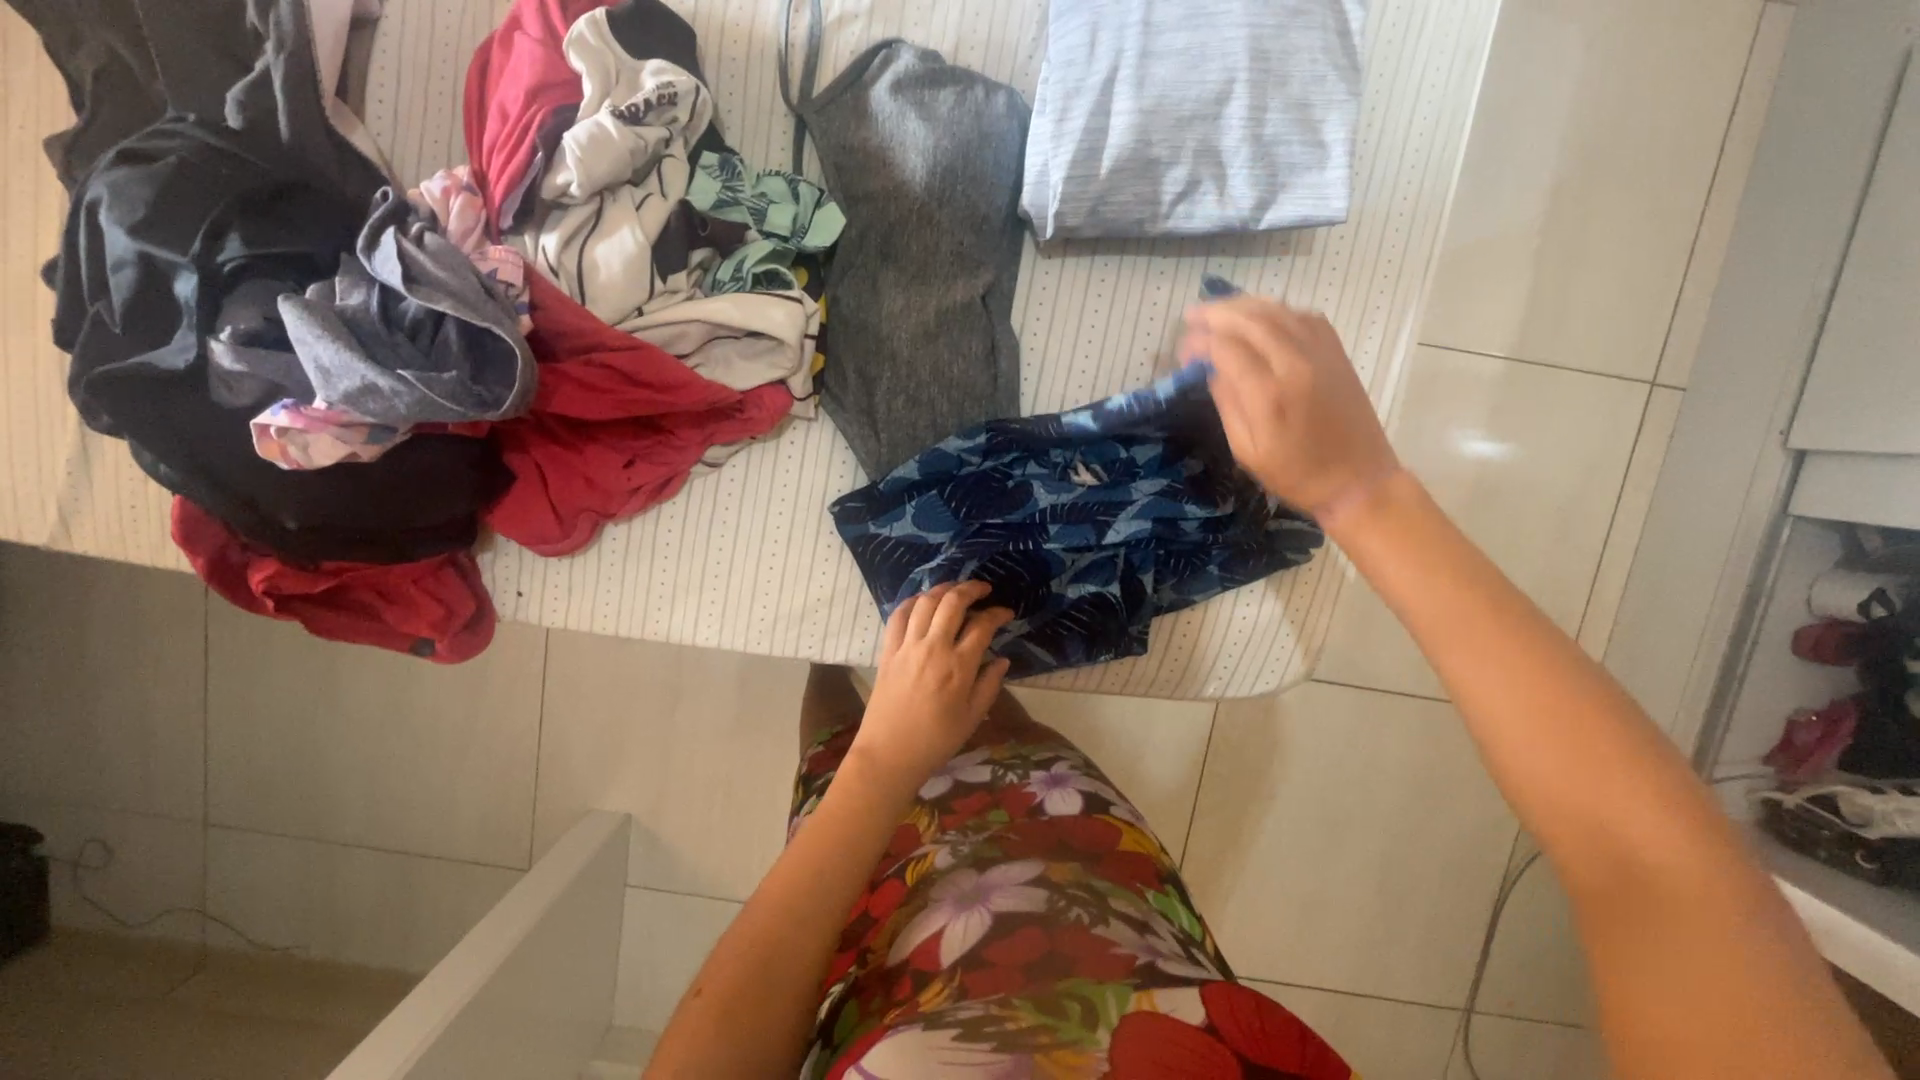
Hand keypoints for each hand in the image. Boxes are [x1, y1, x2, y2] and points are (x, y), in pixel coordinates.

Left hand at [853, 582, 1013, 787]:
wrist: (889, 754)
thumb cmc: (936, 741)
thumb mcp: (972, 717)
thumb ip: (989, 685)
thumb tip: (1002, 659)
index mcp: (959, 666)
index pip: (982, 625)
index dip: (997, 613)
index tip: (1006, 613)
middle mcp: (933, 648)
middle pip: (953, 602)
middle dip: (971, 589)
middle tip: (983, 589)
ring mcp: (907, 646)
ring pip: (925, 602)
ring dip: (943, 589)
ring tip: (955, 589)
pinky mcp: (888, 651)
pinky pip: (899, 615)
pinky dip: (912, 601)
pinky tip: (922, 601)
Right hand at [1183, 295, 1399, 523]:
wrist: (1359, 480)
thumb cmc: (1297, 474)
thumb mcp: (1247, 450)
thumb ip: (1227, 405)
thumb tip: (1210, 370)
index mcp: (1269, 393)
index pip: (1225, 348)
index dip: (1198, 343)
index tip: (1182, 352)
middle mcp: (1295, 363)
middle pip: (1249, 319)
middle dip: (1215, 313)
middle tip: (1191, 316)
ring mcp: (1320, 352)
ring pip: (1276, 310)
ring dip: (1243, 306)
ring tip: (1218, 310)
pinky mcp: (1336, 352)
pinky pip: (1302, 315)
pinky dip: (1276, 310)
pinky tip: (1260, 317)